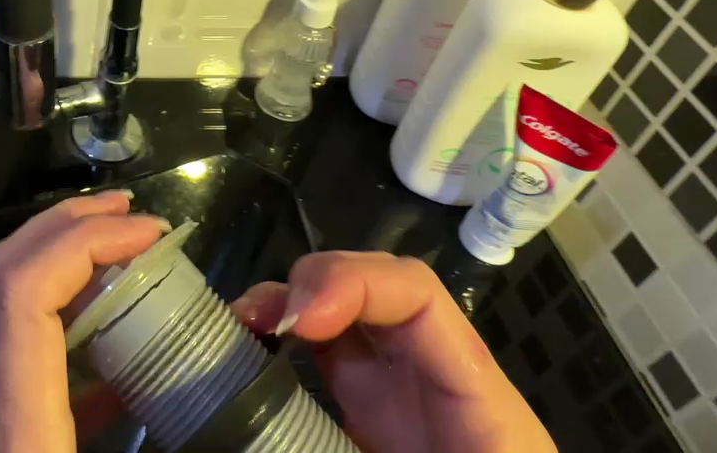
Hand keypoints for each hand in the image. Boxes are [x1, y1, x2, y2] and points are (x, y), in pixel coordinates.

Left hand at [0, 191, 166, 452]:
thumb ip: (159, 430)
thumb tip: (243, 412)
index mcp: (16, 425)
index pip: (27, 291)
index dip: (87, 240)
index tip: (150, 231)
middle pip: (4, 270)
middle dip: (69, 223)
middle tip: (129, 210)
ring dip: (58, 253)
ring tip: (116, 241)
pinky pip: (11, 341)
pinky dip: (56, 309)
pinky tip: (105, 321)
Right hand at [232, 252, 555, 452]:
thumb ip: (366, 445)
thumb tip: (279, 436)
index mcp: (476, 402)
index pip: (418, 296)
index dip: (352, 284)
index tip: (297, 322)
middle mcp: (434, 376)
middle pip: (374, 283)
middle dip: (310, 281)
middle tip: (260, 319)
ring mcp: (400, 392)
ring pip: (342, 308)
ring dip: (286, 301)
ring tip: (241, 322)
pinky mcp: (369, 412)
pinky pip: (324, 350)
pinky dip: (282, 336)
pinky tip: (251, 346)